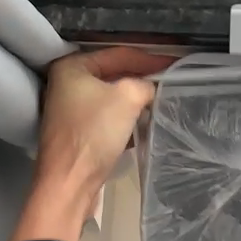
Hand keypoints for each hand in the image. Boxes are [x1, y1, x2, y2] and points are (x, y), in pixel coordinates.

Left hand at [10, 46, 174, 240]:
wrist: (69, 186)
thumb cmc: (94, 133)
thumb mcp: (128, 97)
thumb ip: (145, 84)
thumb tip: (151, 88)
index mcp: (72, 67)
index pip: (119, 54)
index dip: (149, 58)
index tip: (174, 64)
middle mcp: (66, 84)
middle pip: (114, 73)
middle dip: (142, 77)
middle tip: (170, 79)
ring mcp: (70, 110)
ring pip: (112, 97)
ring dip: (134, 99)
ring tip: (161, 98)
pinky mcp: (77, 133)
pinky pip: (107, 116)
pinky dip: (125, 117)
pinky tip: (145, 120)